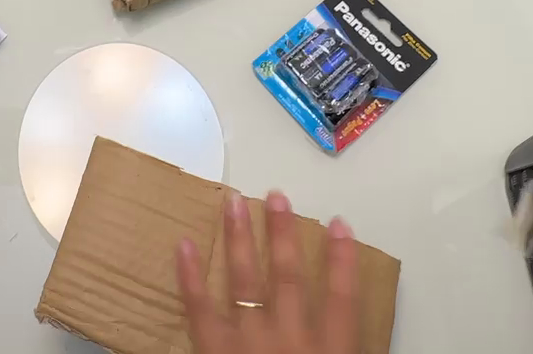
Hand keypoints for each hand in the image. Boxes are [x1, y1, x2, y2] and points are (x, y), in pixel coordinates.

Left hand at [175, 189, 359, 353]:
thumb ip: (342, 352)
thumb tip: (351, 340)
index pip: (342, 301)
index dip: (343, 261)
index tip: (340, 224)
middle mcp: (291, 342)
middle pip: (288, 277)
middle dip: (282, 234)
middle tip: (276, 194)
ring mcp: (249, 346)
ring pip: (244, 280)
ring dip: (239, 238)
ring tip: (233, 201)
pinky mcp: (214, 353)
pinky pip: (198, 309)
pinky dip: (189, 276)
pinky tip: (182, 244)